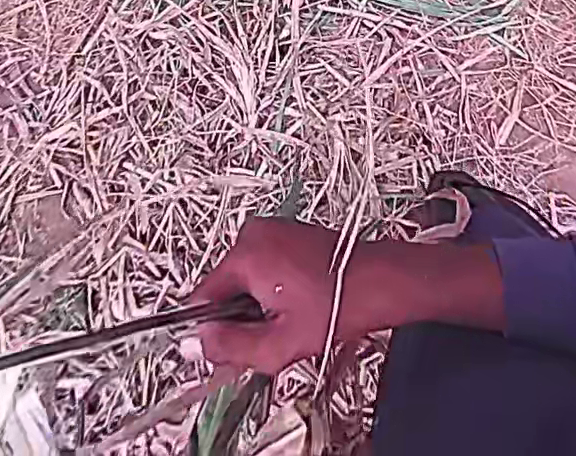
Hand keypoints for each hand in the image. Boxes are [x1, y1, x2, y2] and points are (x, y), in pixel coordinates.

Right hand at [190, 218, 356, 373]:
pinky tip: (294, 296)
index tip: (229, 343)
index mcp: (245, 255)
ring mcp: (270, 228)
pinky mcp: (283, 230)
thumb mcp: (279, 343)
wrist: (374, 280)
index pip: (203, 295)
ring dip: (255, 298)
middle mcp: (253, 233)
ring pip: (243, 275)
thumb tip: (201, 343)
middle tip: (269, 330)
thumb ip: (232, 346)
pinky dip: (269, 282)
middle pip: (224, 284)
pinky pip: (260, 261)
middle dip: (239, 313)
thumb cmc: (336, 305)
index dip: (213, 326)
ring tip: (287, 312)